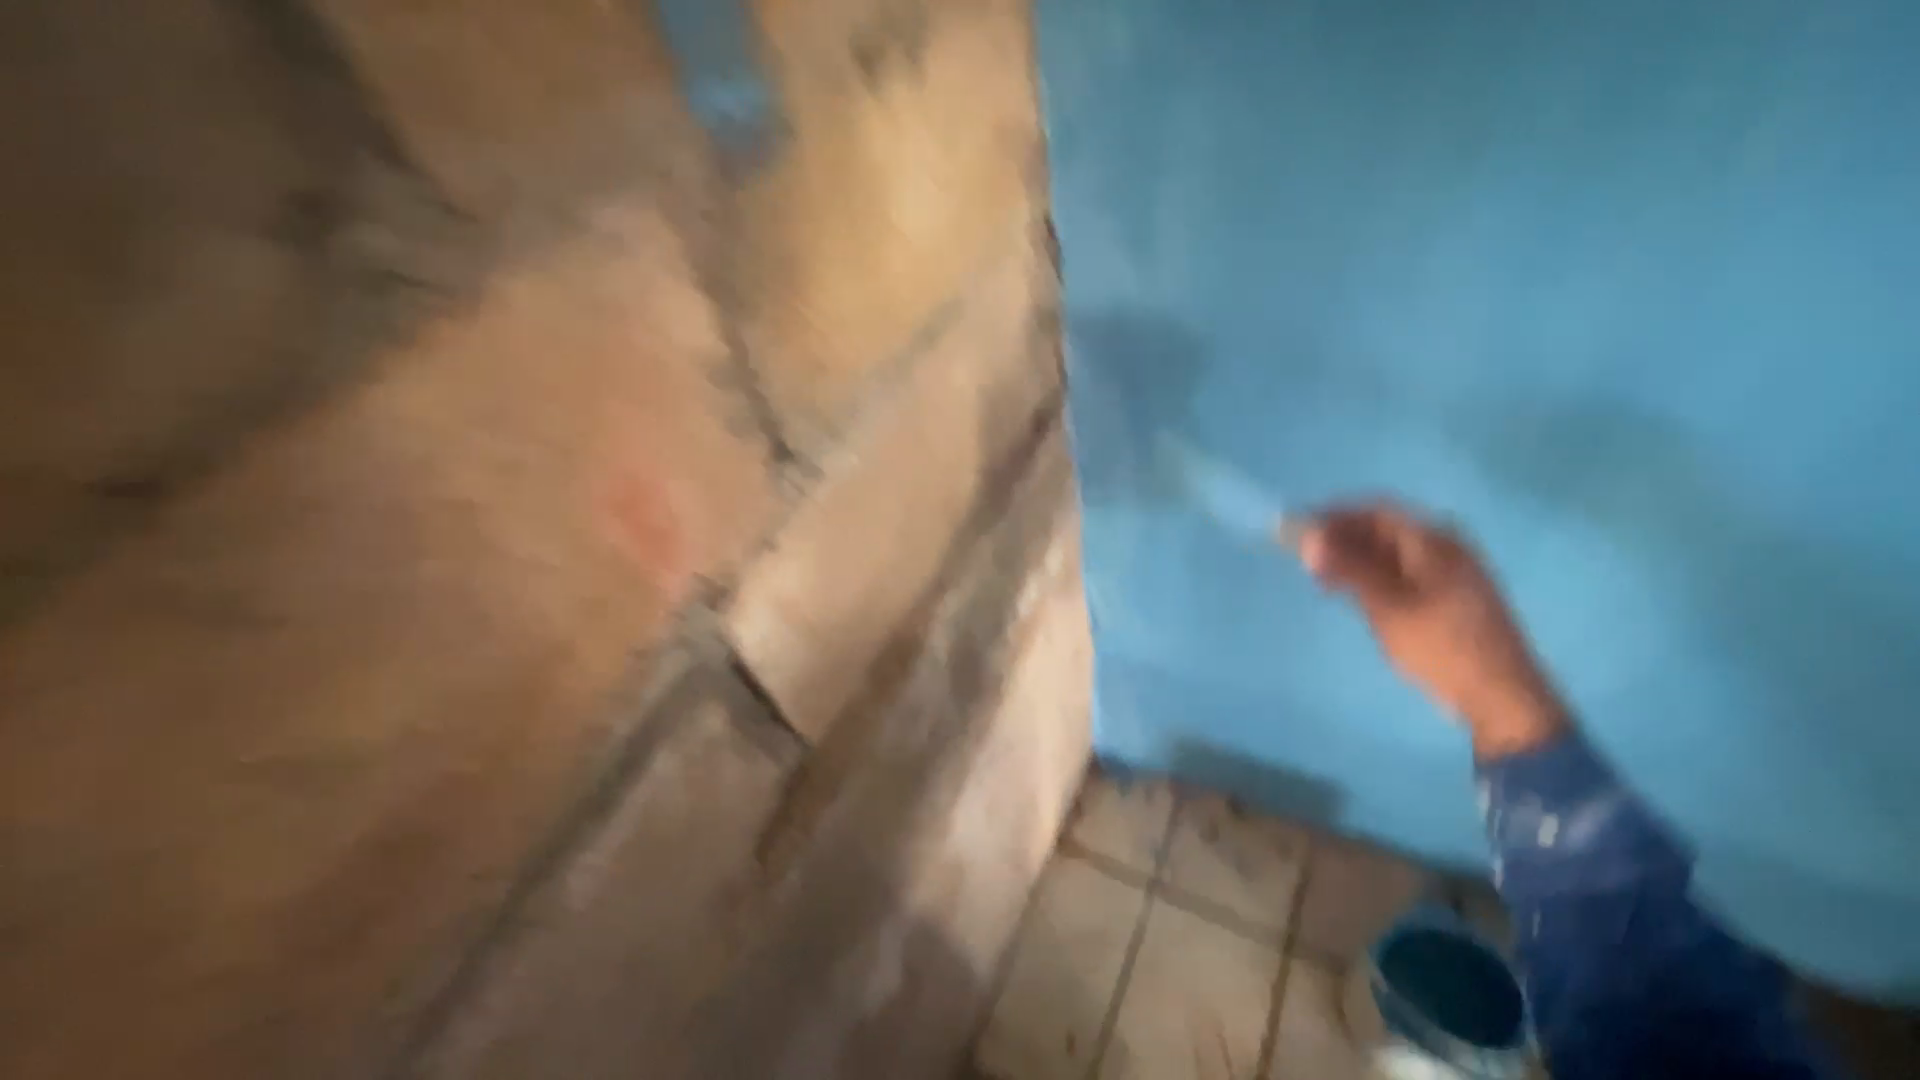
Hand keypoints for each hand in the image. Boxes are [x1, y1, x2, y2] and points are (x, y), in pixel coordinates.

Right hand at [1289, 501, 1569, 758]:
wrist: (1500, 695)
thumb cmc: (1440, 645)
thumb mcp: (1387, 605)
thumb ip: (1349, 568)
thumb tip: (1310, 539)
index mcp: (1435, 541)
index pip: (1377, 511)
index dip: (1335, 516)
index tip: (1300, 531)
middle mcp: (1446, 547)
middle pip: (1385, 530)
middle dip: (1343, 539)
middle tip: (1307, 560)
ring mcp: (1452, 573)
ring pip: (1393, 553)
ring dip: (1356, 560)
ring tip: (1325, 581)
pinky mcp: (1451, 597)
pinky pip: (1404, 572)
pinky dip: (1375, 576)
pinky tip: (1357, 595)